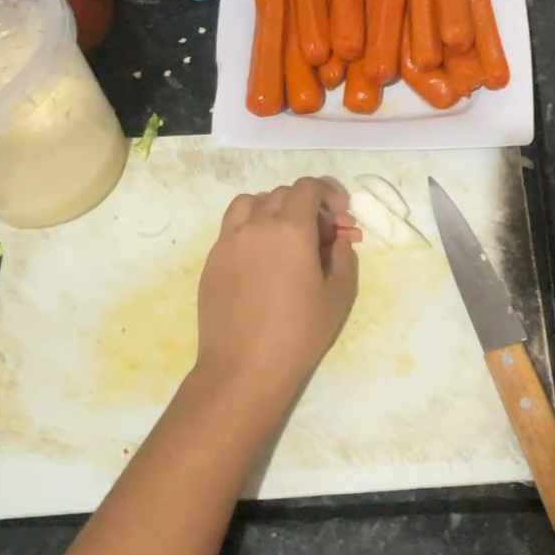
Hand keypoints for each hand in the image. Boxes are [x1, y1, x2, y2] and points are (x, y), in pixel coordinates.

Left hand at [193, 177, 359, 400]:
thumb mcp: (338, 295)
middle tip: (322, 236)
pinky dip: (251, 229)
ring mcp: (228, 241)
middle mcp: (256, 225)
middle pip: (282, 194)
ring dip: (273, 210)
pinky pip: (232, 228)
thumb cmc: (299, 333)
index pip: (308, 188)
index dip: (329, 195)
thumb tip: (336, 241)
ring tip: (287, 238)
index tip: (340, 218)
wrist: (244, 367)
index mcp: (291, 229)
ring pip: (250, 204)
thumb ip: (343, 258)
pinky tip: (263, 260)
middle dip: (306, 206)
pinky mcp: (212, 260)